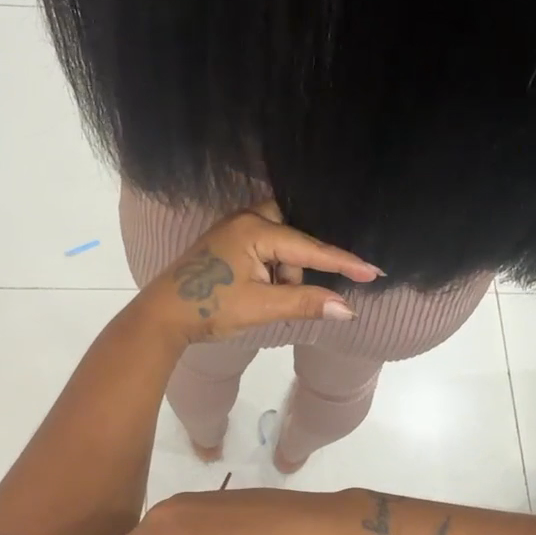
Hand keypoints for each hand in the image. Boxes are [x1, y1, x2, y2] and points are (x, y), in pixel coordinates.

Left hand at [136, 203, 381, 343]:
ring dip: (281, 272)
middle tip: (283, 292)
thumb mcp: (262, 307)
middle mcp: (245, 218)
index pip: (310, 247)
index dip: (343, 261)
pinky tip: (253, 289)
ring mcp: (234, 228)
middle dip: (297, 266)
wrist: (161, 317)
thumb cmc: (210, 308)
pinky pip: (263, 248)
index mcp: (255, 228)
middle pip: (294, 236)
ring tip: (259, 298)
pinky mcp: (227, 241)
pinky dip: (268, 270)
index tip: (373, 271)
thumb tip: (347, 308)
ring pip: (279, 246)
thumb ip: (306, 303)